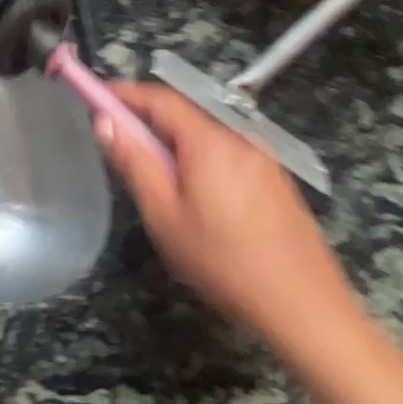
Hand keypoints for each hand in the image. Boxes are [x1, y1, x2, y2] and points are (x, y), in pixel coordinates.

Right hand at [97, 83, 360, 343]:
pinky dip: (200, 159)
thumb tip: (106, 121)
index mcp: (210, 141)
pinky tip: (196, 198)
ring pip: (206, 136)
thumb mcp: (163, 214)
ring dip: (174, 143)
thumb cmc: (224, 261)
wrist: (308, 310)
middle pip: (184, 114)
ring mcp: (265, 161)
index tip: (94, 97)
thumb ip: (133, 161)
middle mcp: (241, 139)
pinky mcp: (278, 183)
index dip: (123, 93)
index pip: (160, 97)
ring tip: (155, 179)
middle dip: (147, 121)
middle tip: (118, 144)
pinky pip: (227, 155)